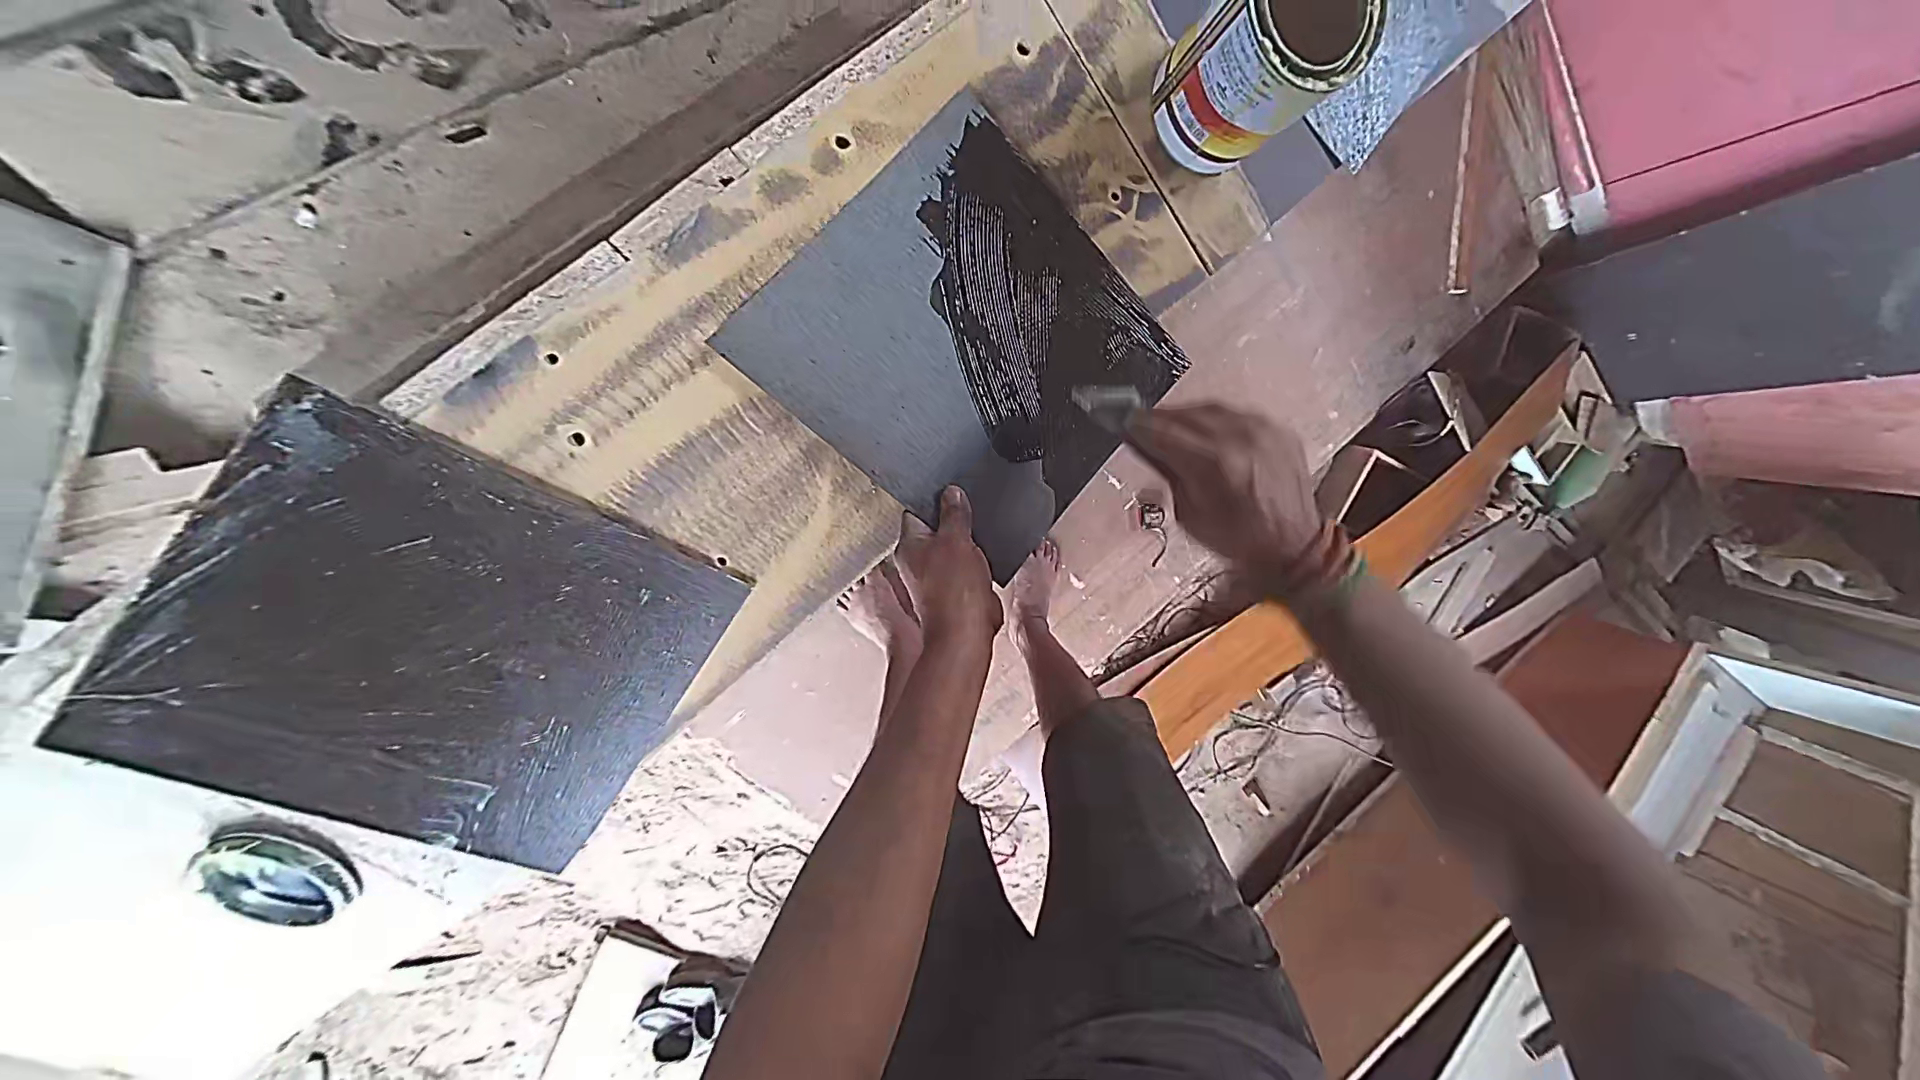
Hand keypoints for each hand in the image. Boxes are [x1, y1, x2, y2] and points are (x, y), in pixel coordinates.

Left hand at [893, 486, 1002, 647]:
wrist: (968, 631)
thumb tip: (951, 494)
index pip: (916, 512)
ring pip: (953, 549)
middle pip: (936, 531)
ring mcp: (936, 577)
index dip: (934, 500)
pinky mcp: (955, 590)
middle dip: (954, 523)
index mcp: (909, 545)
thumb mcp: (957, 539)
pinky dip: (976, 563)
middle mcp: (918, 562)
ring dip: (967, 545)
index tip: (951, 494)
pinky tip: (984, 561)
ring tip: (978, 540)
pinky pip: (966, 568)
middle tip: (970, 516)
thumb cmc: (954, 591)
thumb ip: (954, 514)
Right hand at [1125, 404, 1324, 586]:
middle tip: (1139, 426)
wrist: (1293, 545)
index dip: (1137, 426)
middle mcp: (1242, 440)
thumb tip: (1143, 444)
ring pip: (1208, 408)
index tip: (1123, 422)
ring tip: (1168, 429)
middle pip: (1184, 414)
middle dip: (1157, 419)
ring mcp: (1262, 431)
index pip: (1163, 431)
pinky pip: (1234, 413)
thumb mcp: (1188, 514)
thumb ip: (1166, 472)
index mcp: (1215, 464)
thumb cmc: (1245, 540)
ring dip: (1182, 416)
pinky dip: (1211, 419)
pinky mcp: (1275, 429)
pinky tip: (1201, 431)